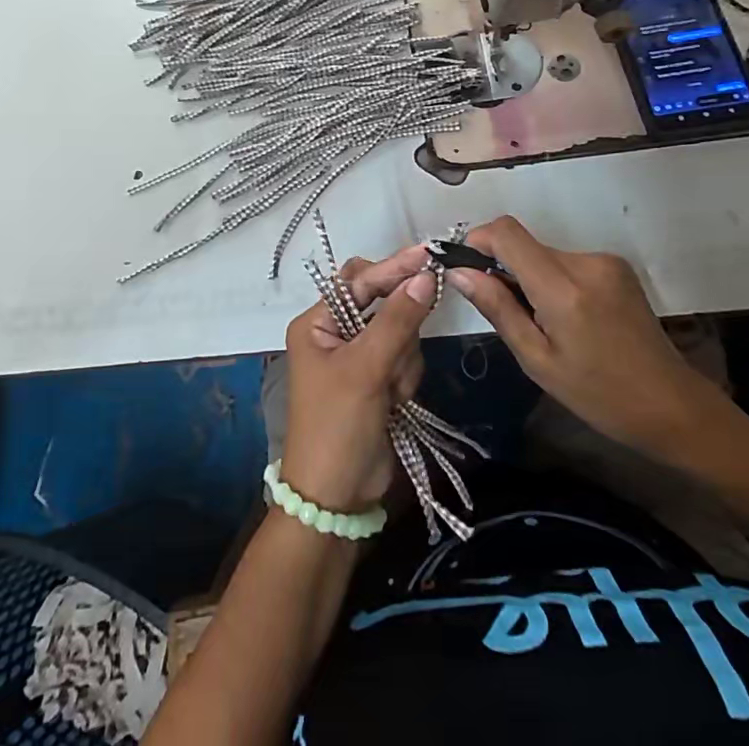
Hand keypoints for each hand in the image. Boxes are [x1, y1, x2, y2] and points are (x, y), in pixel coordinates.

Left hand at [281, 245, 436, 512]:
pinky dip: (406, 378)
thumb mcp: (366, 370)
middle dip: (397, 334)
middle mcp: (337, 333)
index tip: (431, 254)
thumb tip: (426, 276)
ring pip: (403, 333)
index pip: (360, 281)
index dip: (395, 267)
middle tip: (396, 358)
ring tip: (388, 394)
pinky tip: (394, 403)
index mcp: (317, 323)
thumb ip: (398, 320)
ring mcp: (361, 356)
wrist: (338, 494)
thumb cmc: (338, 425)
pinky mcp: (380, 378)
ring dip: (402, 363)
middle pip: (385, 305)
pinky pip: (407, 358)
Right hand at [446, 216, 738, 465]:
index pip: (508, 233)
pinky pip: (569, 264)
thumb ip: (498, 309)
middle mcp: (586, 262)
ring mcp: (607, 262)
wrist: (669, 403)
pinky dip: (554, 282)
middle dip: (503, 269)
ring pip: (546, 255)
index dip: (478, 240)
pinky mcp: (618, 268)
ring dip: (530, 278)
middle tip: (503, 314)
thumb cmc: (597, 394)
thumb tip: (459, 272)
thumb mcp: (537, 359)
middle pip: (526, 245)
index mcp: (564, 287)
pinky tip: (565, 320)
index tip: (465, 269)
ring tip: (541, 325)